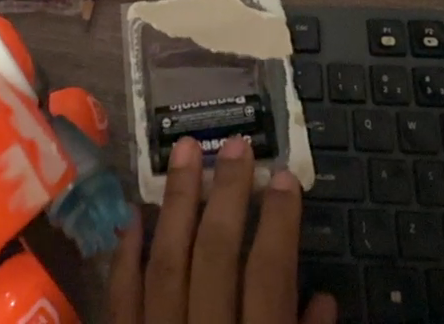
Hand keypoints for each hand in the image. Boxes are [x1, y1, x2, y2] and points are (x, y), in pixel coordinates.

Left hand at [110, 136, 336, 323]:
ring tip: (187, 151)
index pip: (269, 276)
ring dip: (178, 202)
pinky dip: (126, 256)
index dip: (279, 224)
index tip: (285, 177)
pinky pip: (121, 297)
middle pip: (214, 255)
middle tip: (237, 144)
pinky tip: (134, 214)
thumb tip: (323, 300)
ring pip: (166, 262)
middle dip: (227, 194)